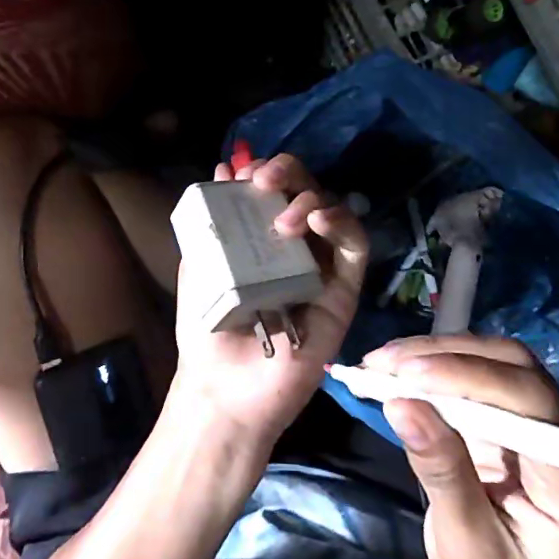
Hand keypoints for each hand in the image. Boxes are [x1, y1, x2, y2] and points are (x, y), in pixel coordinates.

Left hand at [170, 153, 368, 443]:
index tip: (246, 174)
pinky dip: (342, 222)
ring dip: (311, 199)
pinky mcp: (344, 290)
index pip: (275, 191)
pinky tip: (317, 219)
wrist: (224, 390)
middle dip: (288, 174)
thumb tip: (224, 168)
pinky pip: (355, 247)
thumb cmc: (208, 331)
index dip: (266, 171)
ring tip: (286, 218)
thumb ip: (215, 219)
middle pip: (306, 193)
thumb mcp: (202, 265)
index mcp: (261, 239)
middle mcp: (295, 247)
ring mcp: (321, 267)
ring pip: (333, 212)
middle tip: (266, 182)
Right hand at [365, 335, 558, 558]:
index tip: (408, 374)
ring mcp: (557, 424)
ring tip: (382, 362)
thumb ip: (442, 474)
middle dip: (447, 359)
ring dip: (439, 354)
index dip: (472, 377)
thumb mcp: (466, 550)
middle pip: (520, 371)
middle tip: (383, 363)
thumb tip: (400, 403)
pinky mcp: (529, 415)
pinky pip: (488, 374)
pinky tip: (402, 369)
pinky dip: (442, 366)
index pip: (536, 405)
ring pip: (502, 362)